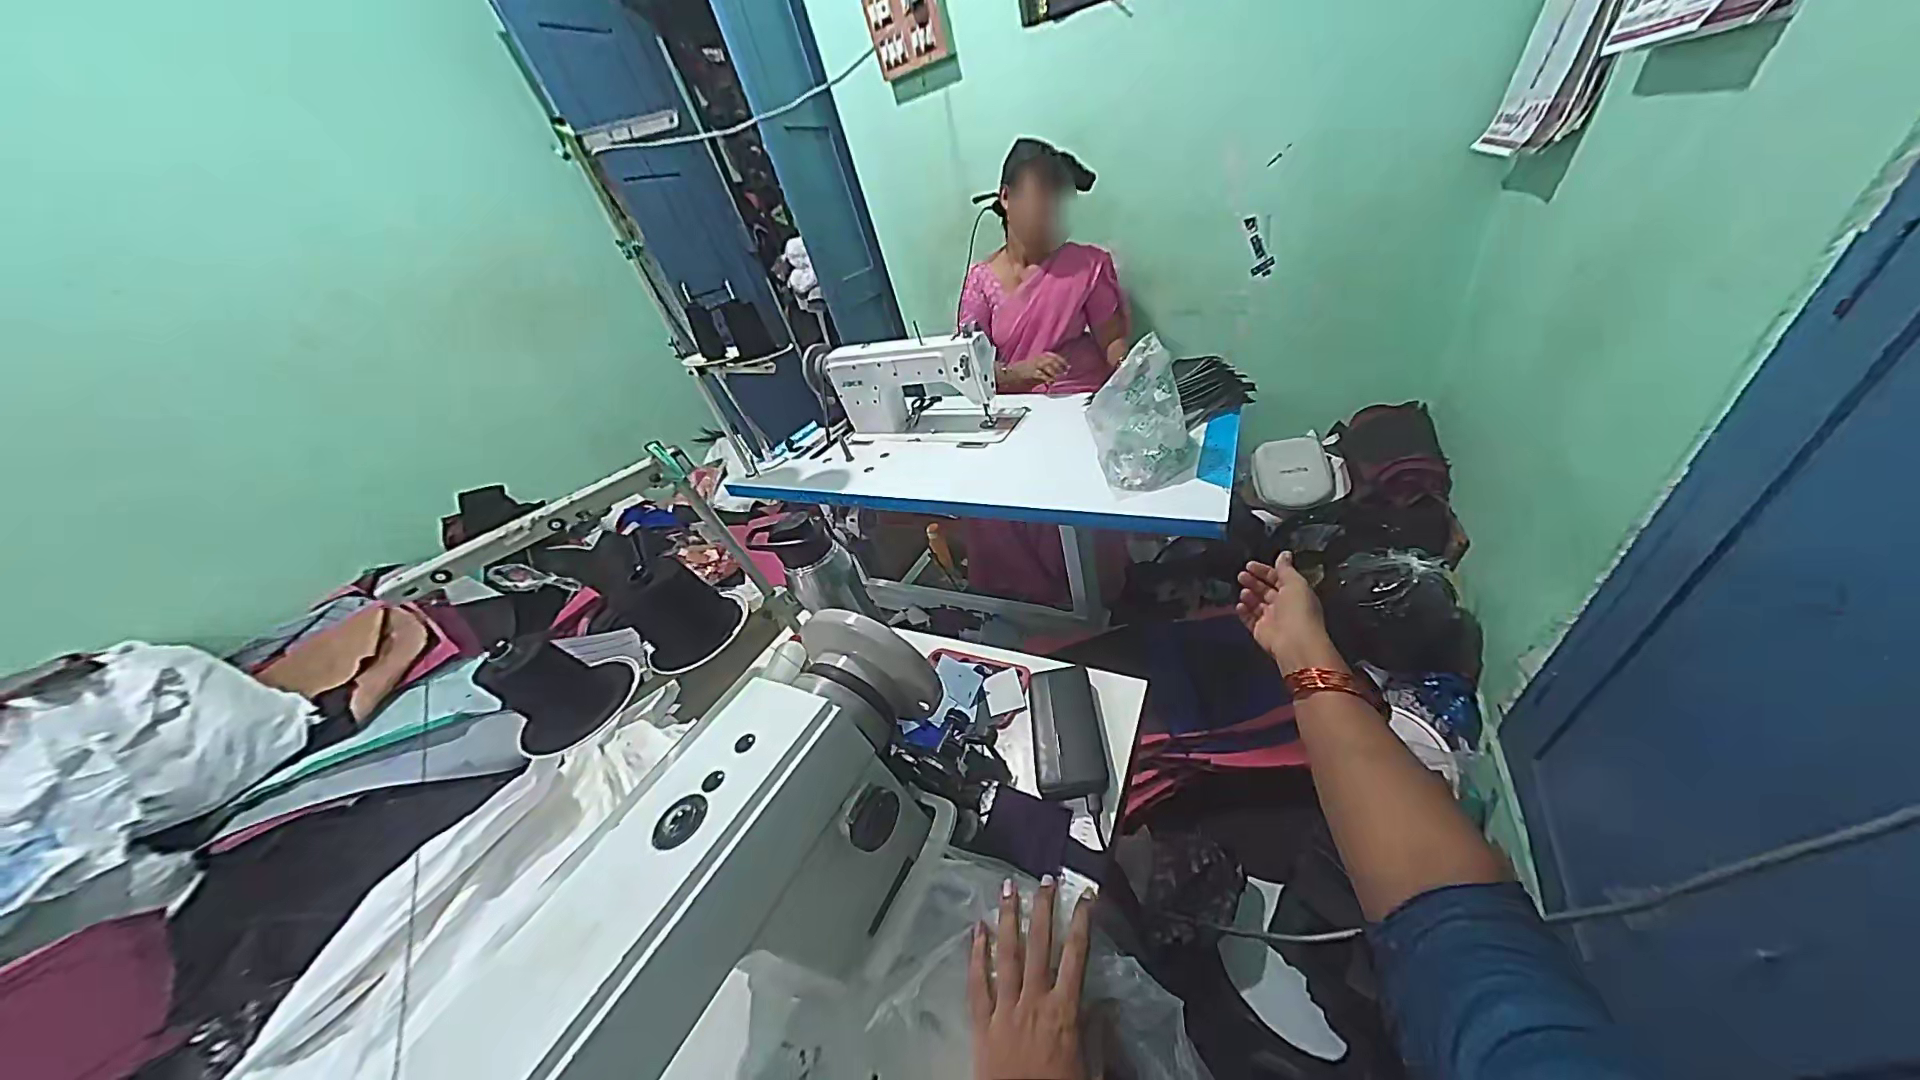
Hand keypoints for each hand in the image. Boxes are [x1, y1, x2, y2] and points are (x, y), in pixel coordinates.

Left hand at [969, 877, 1093, 1079]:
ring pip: (1007, 954)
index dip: (1082, 923)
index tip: (1086, 897)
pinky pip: (978, 983)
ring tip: (1008, 887)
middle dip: (1044, 909)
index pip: (1076, 956)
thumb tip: (1107, 1005)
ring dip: (1009, 918)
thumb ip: (1098, 1036)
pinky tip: (977, 929)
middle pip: (1040, 945)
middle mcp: (1033, 1002)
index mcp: (1063, 1012)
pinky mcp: (981, 1023)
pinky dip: (977, 953)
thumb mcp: (1090, 1072)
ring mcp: (1005, 1009)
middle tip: (1045, 879)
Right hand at [1008, 352, 1069, 386]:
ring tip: (1058, 377)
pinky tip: (1051, 382)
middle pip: (1053, 360)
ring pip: (1049, 366)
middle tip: (1065, 372)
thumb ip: (1044, 371)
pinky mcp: (1032, 374)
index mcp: (1037, 358)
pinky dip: (1049, 379)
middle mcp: (1037, 360)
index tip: (1067, 366)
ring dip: (1055, 372)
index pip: (1053, 356)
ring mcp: (1034, 366)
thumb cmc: (1018, 374)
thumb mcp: (1033, 369)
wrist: (1007, 376)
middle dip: (1061, 366)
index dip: (1061, 361)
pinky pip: (1043, 375)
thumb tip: (1055, 375)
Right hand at [1237, 552, 1338, 673]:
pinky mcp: (1260, 631)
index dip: (1264, 571)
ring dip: (1249, 596)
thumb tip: (1284, 553)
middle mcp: (1284, 605)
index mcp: (1295, 593)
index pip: (1278, 578)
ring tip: (1243, 591)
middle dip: (1253, 582)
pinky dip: (1244, 611)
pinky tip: (1239, 605)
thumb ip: (1286, 569)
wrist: (1294, 641)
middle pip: (1265, 590)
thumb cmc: (1297, 609)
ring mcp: (1272, 619)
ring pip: (1256, 604)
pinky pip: (1249, 619)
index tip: (1249, 565)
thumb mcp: (1295, 583)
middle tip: (1241, 576)